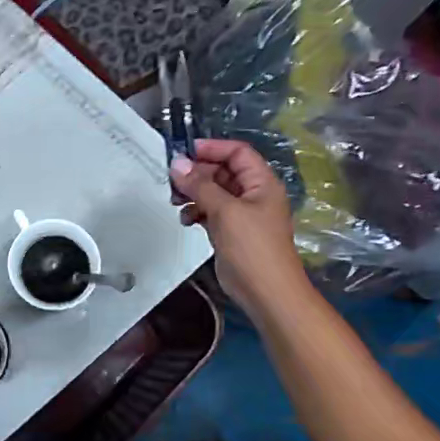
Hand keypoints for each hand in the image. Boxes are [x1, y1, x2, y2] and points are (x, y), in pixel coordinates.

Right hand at [170, 139, 307, 310]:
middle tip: (172, 180)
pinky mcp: (231, 232)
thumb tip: (177, 164)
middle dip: (197, 173)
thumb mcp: (226, 211)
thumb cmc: (253, 248)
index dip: (212, 148)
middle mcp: (253, 194)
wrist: (267, 292)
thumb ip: (201, 186)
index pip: (237, 152)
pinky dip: (196, 212)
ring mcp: (242, 214)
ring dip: (193, 193)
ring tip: (175, 200)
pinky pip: (210, 212)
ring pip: (214, 192)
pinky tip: (185, 219)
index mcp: (261, 183)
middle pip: (223, 171)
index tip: (184, 152)